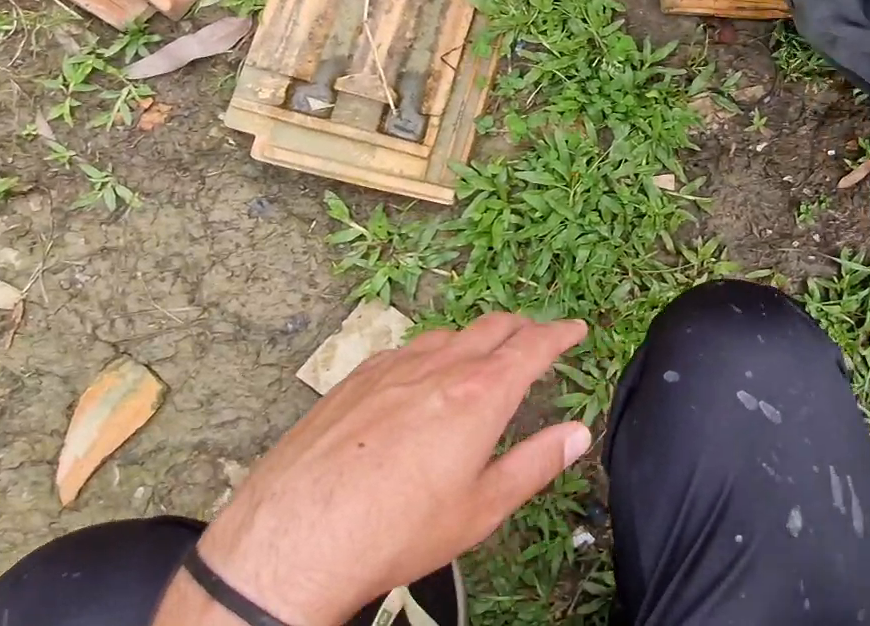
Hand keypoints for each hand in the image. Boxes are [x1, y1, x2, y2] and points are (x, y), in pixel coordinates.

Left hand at [178, 314, 591, 625]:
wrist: (290, 542)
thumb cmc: (395, 532)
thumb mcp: (480, 510)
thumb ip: (536, 464)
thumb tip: (578, 434)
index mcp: (480, 395)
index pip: (533, 346)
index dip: (561, 333)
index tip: (576, 328)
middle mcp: (440, 367)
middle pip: (493, 327)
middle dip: (523, 327)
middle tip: (539, 336)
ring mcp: (393, 368)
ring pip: (449, 334)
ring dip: (477, 337)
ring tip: (485, 353)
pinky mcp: (355, 380)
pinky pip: (406, 349)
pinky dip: (432, 351)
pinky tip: (424, 374)